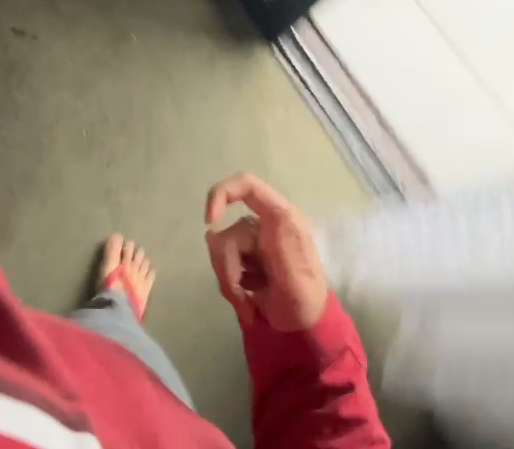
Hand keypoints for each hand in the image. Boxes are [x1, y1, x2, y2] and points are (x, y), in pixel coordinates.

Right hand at [203, 172, 327, 331]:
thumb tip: (267, 216)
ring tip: (246, 303)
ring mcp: (253, 238)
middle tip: (240, 298)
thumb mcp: (298, 281)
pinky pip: (221, 262)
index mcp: (282, 219)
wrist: (301, 329)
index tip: (209, 221)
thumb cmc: (305, 304)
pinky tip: (246, 297)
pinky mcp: (243, 254)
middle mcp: (265, 222)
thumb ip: (283, 250)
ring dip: (228, 280)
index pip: (247, 185)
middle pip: (226, 231)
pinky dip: (229, 284)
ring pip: (219, 249)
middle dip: (227, 268)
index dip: (221, 193)